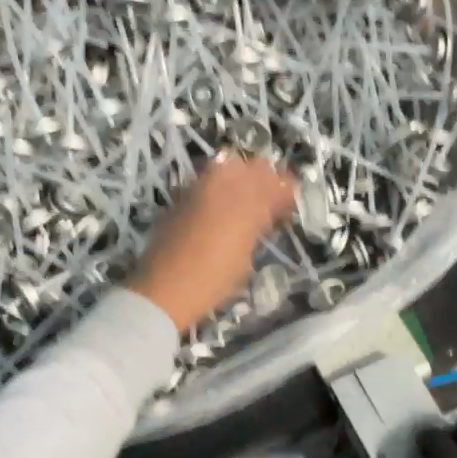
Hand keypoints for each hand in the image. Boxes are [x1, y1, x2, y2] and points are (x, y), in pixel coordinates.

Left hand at [129, 154, 296, 330]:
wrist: (163, 289)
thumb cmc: (211, 281)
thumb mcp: (245, 259)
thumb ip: (258, 229)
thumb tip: (268, 215)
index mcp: (244, 202)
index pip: (275, 185)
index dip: (287, 191)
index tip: (293, 202)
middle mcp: (221, 186)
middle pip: (252, 168)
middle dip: (266, 179)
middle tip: (273, 197)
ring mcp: (197, 188)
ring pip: (228, 168)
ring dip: (243, 179)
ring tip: (248, 201)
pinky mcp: (179, 198)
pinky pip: (208, 182)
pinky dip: (221, 188)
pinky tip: (223, 208)